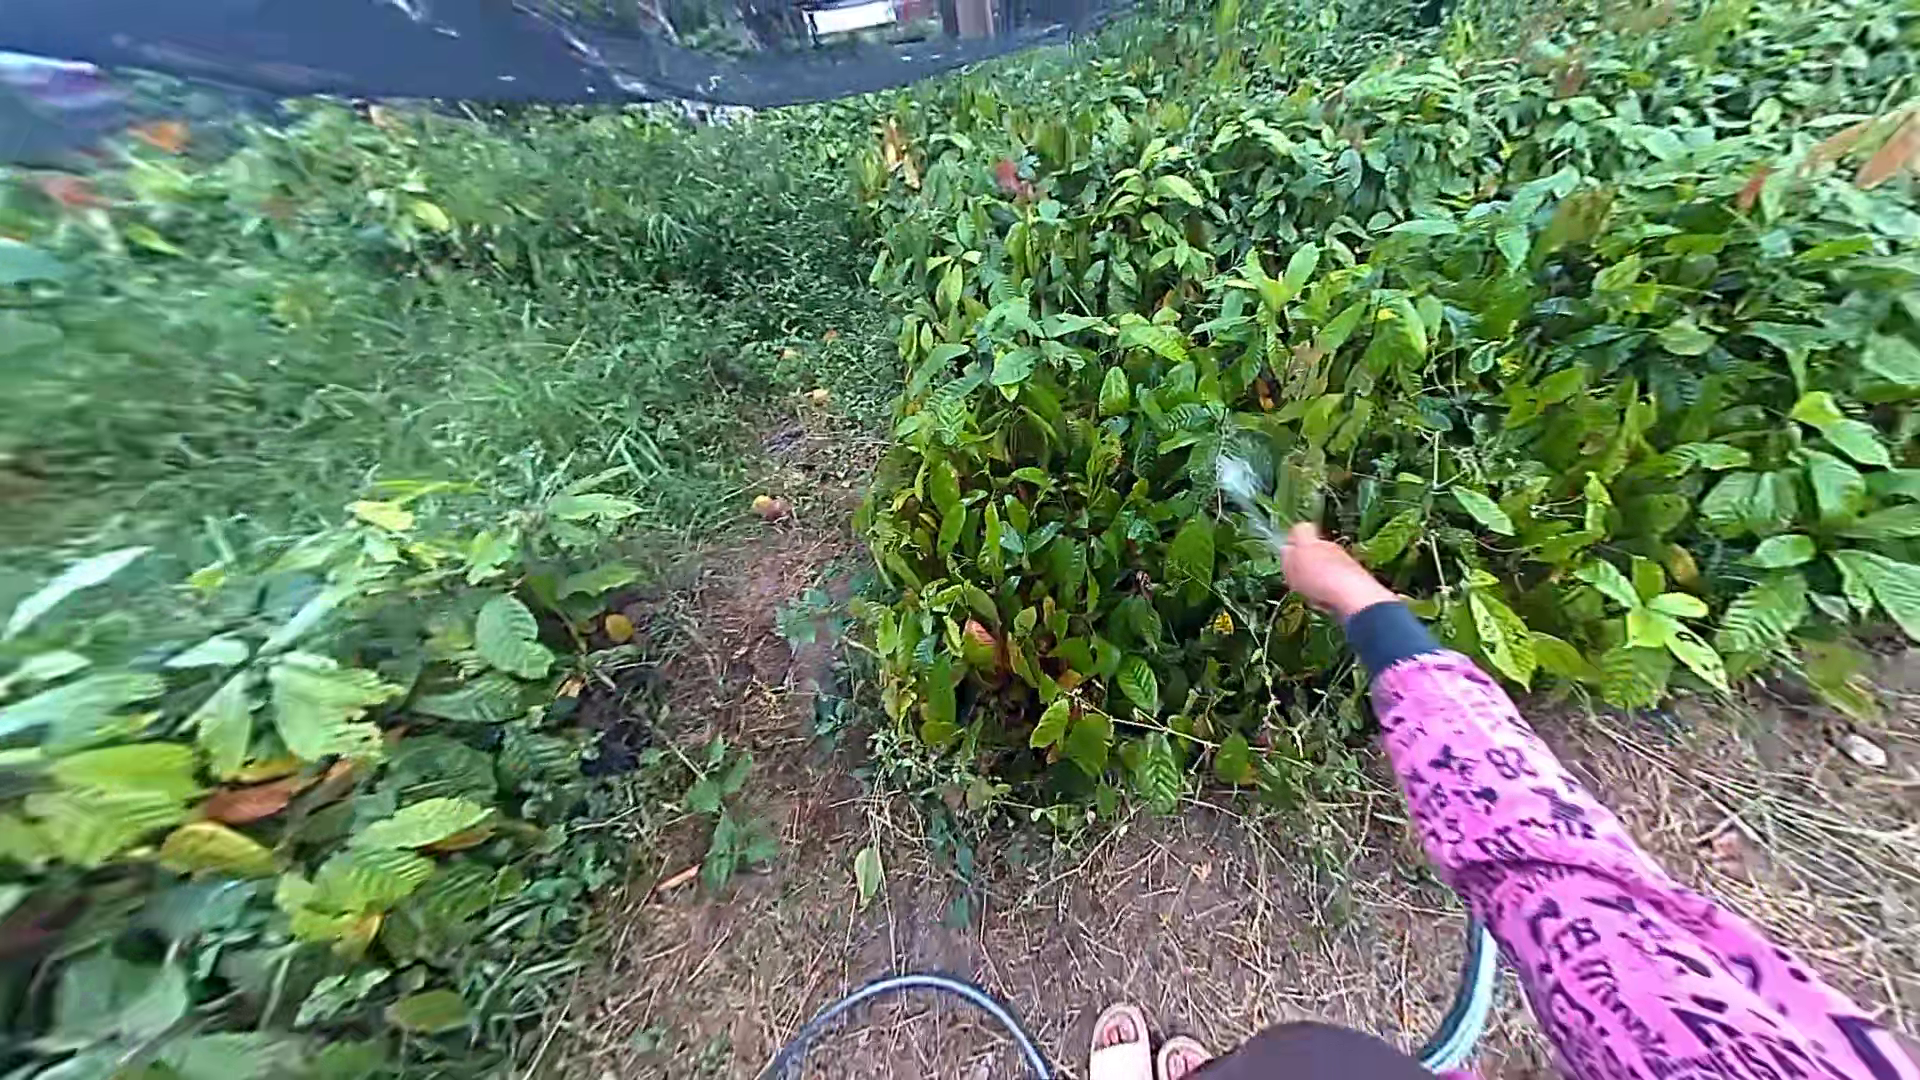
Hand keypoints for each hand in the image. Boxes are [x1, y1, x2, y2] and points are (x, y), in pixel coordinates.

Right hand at [1281, 522, 1398, 618]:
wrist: (1354, 596)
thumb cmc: (1319, 581)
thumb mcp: (1290, 568)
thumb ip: (1287, 555)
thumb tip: (1286, 549)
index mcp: (1310, 542)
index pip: (1300, 528)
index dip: (1293, 538)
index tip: (1288, 551)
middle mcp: (1329, 547)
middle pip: (1315, 547)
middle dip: (1306, 559)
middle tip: (1297, 575)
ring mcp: (1345, 560)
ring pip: (1327, 562)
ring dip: (1319, 573)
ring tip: (1311, 590)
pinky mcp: (1356, 576)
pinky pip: (1337, 577)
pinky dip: (1330, 585)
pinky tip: (1326, 598)